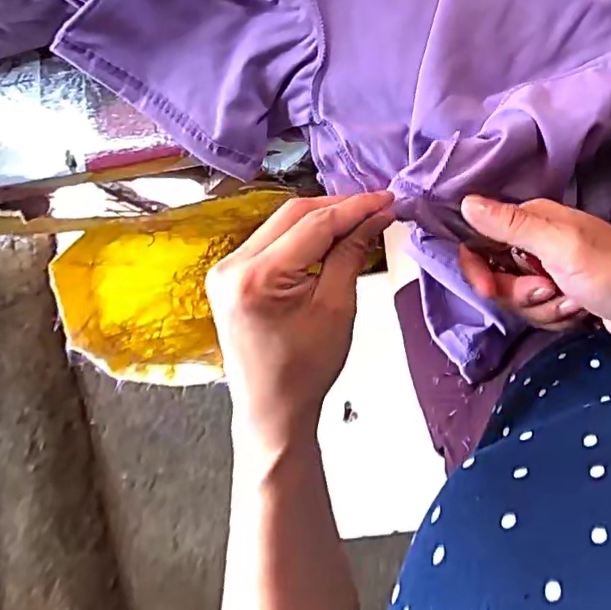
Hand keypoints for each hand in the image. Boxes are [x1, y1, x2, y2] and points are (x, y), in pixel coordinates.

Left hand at [208, 191, 395, 457]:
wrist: (272, 410)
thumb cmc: (304, 371)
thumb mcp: (337, 307)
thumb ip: (351, 253)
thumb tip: (373, 217)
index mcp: (257, 277)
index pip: (314, 223)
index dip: (354, 208)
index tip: (384, 199)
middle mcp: (232, 266)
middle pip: (293, 214)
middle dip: (337, 207)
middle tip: (375, 206)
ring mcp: (226, 269)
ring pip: (282, 221)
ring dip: (320, 217)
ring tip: (357, 219)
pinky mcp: (230, 273)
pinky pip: (271, 238)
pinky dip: (301, 232)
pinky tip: (327, 235)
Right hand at [457, 195, 610, 345]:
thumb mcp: (560, 246)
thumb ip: (511, 225)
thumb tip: (466, 202)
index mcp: (531, 219)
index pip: (478, 239)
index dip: (477, 267)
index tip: (488, 289)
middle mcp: (534, 240)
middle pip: (494, 274)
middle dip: (518, 293)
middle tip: (550, 291)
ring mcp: (548, 269)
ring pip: (515, 299)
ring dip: (541, 308)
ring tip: (573, 301)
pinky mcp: (560, 295)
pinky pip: (535, 312)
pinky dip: (555, 317)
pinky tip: (580, 311)